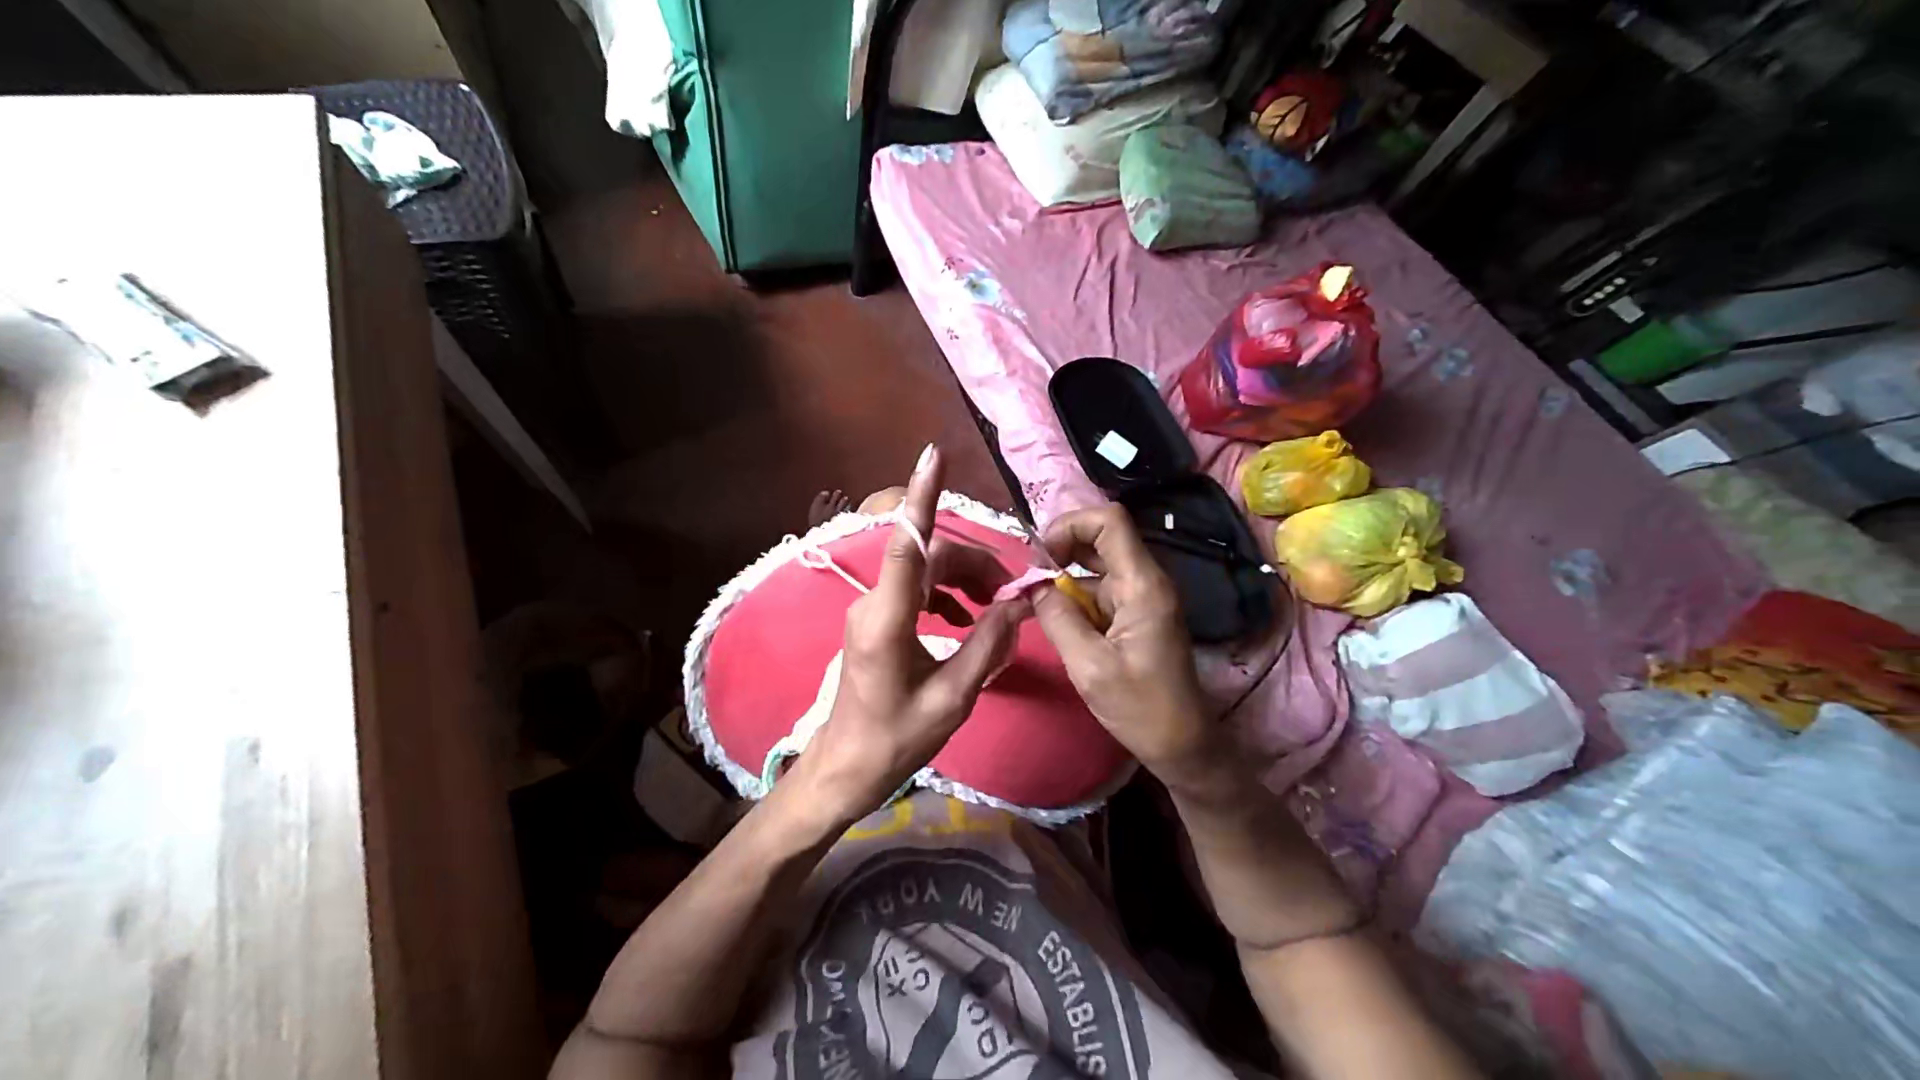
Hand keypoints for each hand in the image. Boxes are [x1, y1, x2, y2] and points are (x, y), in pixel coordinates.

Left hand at [789, 444, 1028, 821]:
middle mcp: (874, 603)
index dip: (922, 494)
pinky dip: (947, 595)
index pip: (907, 544)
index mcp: (887, 619)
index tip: (934, 453)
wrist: (845, 770)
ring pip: (925, 571)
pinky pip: (917, 590)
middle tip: (1014, 593)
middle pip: (930, 557)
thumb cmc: (895, 741)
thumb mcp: (951, 698)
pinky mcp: (877, 622)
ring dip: (964, 579)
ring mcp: (872, 611)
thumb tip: (1021, 601)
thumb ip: (987, 644)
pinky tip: (969, 618)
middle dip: (975, 564)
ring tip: (996, 607)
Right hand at [1031, 505, 1226, 790]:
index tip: (1040, 555)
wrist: (1181, 745)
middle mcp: (1145, 581)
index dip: (1070, 524)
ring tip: (1036, 604)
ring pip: (1096, 566)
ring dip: (1064, 578)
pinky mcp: (1135, 615)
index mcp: (1142, 585)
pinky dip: (1074, 598)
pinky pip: (1099, 591)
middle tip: (1030, 580)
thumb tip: (1033, 585)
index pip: (1109, 521)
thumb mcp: (1088, 666)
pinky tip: (1056, 621)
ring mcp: (1141, 597)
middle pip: (1101, 538)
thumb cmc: (1140, 708)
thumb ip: (1057, 618)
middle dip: (1060, 550)